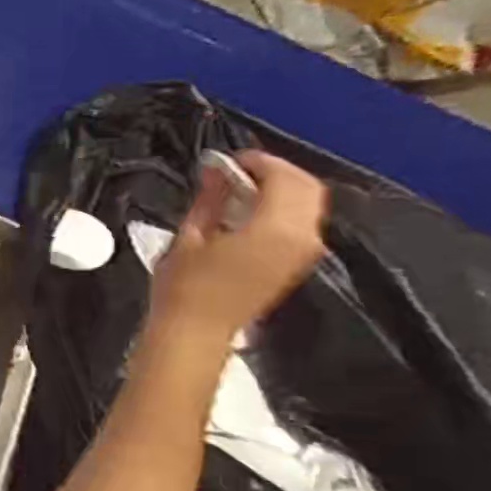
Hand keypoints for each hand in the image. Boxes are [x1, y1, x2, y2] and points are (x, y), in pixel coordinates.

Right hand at [148, 150, 327, 345]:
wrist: (195, 331)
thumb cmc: (183, 287)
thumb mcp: (189, 238)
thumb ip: (209, 200)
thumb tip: (216, 171)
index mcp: (275, 228)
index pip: (284, 178)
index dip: (259, 162)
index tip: (229, 160)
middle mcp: (303, 237)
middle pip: (306, 188)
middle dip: (275, 173)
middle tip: (237, 171)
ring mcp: (303, 252)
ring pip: (307, 205)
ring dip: (279, 191)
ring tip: (239, 192)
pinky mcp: (295, 263)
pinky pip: (301, 224)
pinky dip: (281, 210)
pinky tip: (247, 214)